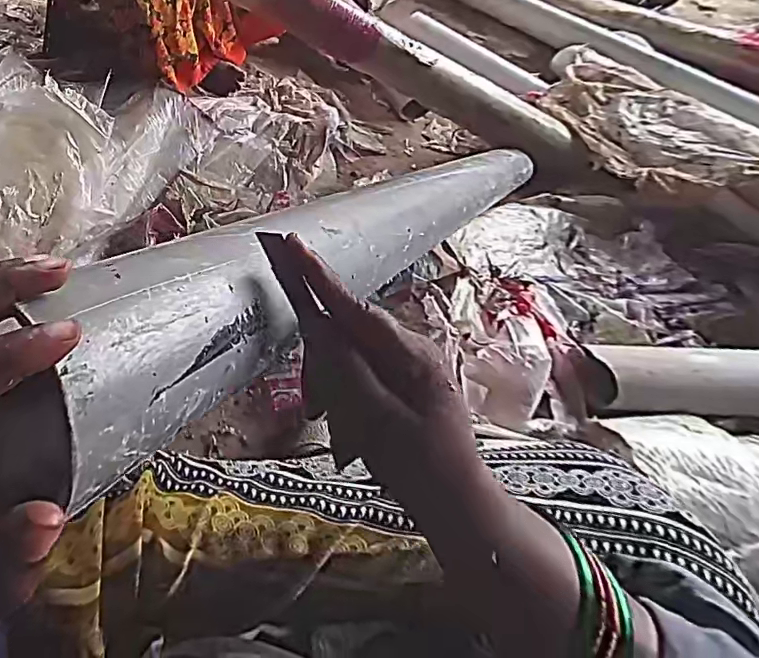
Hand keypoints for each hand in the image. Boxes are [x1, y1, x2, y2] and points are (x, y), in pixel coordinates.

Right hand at [265, 233, 476, 507]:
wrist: (466, 514)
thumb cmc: (424, 469)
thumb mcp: (378, 421)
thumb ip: (345, 368)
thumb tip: (316, 327)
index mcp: (411, 354)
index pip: (352, 306)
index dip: (317, 275)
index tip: (292, 244)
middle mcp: (410, 350)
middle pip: (345, 334)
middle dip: (322, 365)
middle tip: (315, 407)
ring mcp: (408, 365)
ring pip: (348, 356)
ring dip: (333, 388)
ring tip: (342, 433)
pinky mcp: (401, 381)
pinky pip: (358, 374)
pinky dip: (345, 397)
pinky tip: (351, 432)